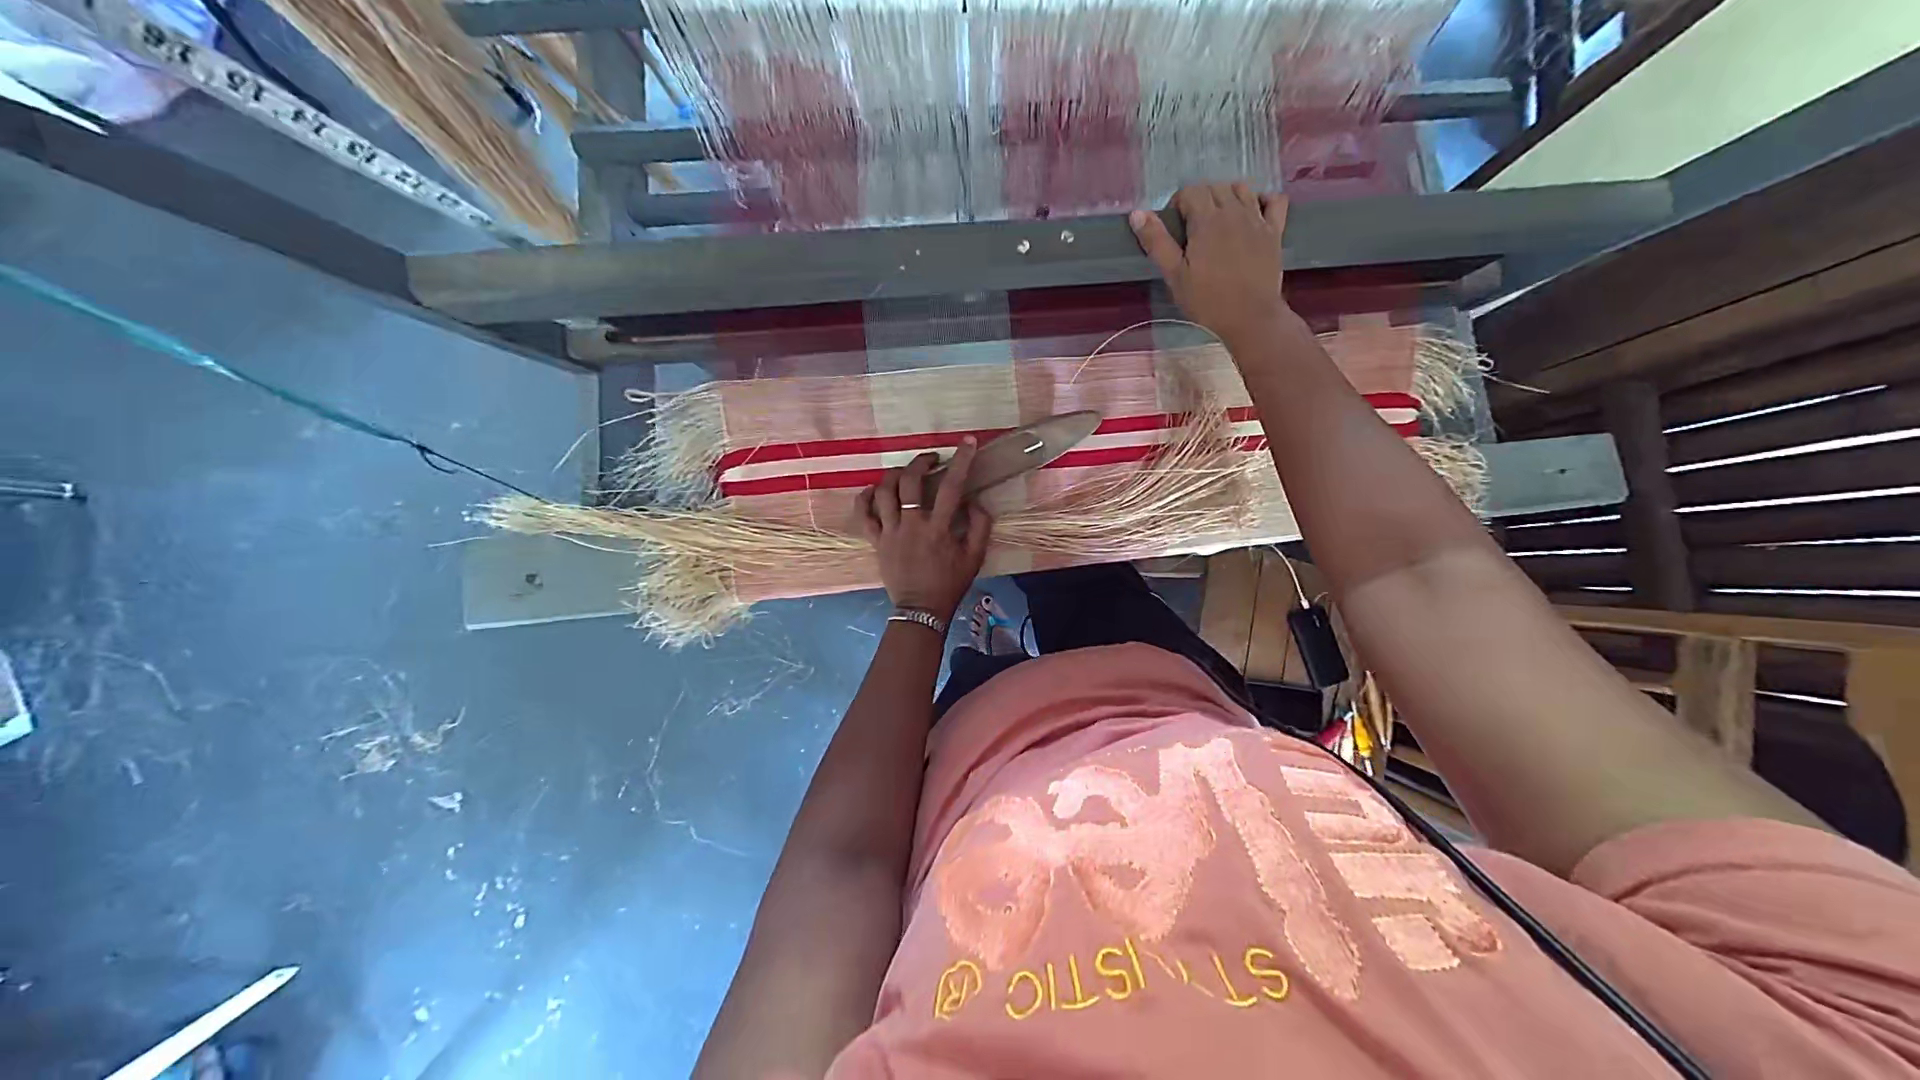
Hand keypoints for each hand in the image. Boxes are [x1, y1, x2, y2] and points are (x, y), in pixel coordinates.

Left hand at [855, 439, 993, 621]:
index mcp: (939, 529)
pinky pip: (863, 514)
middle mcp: (912, 525)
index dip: (961, 461)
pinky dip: (865, 498)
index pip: (951, 487)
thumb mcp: (975, 558)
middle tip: (931, 459)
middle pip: (911, 482)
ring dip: (895, 475)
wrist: (921, 610)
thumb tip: (975, 501)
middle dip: (921, 462)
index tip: (967, 442)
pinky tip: (873, 489)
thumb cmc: (950, 583)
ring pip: (884, 492)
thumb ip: (980, 526)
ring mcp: (890, 532)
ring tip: (905, 472)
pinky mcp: (875, 541)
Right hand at [1129, 182, 1290, 345]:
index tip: (1174, 226)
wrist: (1250, 317)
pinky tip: (1254, 212)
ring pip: (1242, 189)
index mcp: (1207, 220)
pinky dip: (1263, 199)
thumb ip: (1156, 242)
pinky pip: (1274, 200)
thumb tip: (1137, 214)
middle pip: (1215, 187)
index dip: (1178, 204)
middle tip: (1192, 228)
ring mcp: (1258, 219)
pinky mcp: (1275, 231)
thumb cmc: (1207, 300)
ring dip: (1227, 196)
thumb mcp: (1174, 275)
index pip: (1190, 191)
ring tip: (1218, 220)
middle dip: (1201, 199)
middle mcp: (1234, 211)